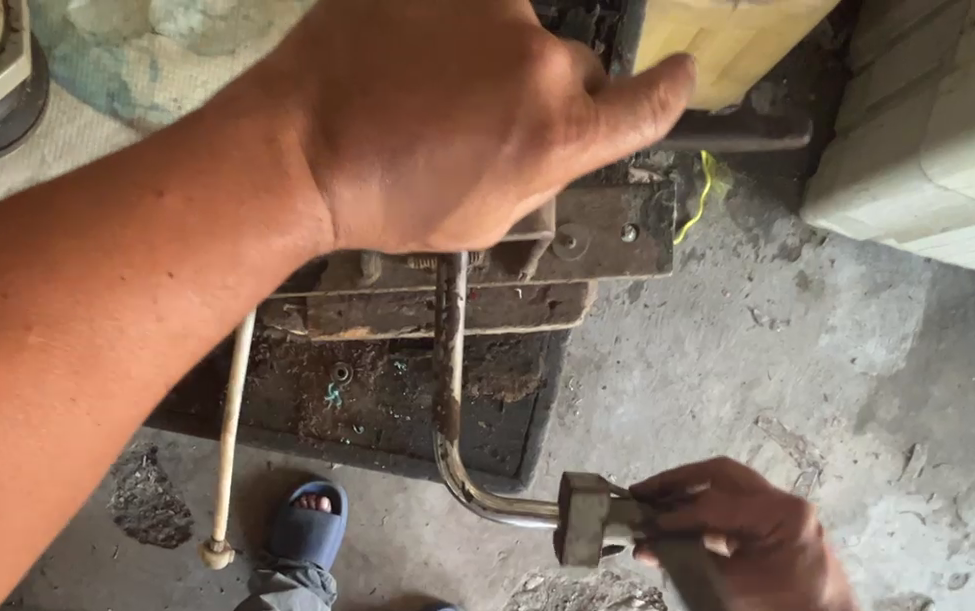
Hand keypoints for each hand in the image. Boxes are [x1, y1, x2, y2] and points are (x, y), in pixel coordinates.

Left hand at [235, 0, 696, 252]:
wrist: (302, 148)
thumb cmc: (387, 205)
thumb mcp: (479, 225)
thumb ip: (537, 179)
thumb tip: (555, 147)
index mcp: (554, 134)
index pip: (648, 105)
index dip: (667, 94)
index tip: (673, 81)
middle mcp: (539, 60)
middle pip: (571, 71)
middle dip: (539, 100)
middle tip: (478, 129)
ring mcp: (492, 7)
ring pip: (515, 37)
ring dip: (487, 64)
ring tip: (424, 99)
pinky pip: (467, 10)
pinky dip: (448, 34)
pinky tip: (407, 64)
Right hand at [632, 458, 864, 610]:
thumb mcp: (729, 587)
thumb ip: (686, 560)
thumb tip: (644, 547)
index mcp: (780, 513)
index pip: (714, 501)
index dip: (674, 513)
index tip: (643, 526)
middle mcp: (783, 506)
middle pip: (721, 477)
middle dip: (678, 482)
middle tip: (640, 494)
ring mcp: (781, 519)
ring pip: (727, 491)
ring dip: (689, 497)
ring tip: (652, 509)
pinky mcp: (774, 535)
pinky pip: (734, 515)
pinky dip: (704, 517)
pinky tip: (677, 529)